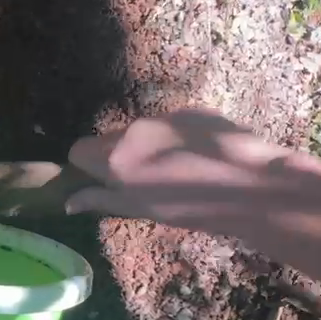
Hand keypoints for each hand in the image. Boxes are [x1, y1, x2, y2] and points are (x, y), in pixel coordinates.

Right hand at [64, 109, 286, 224]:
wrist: (251, 185)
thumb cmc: (189, 206)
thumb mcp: (139, 209)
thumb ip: (100, 200)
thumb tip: (69, 203)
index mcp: (114, 157)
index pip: (78, 150)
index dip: (87, 167)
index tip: (104, 183)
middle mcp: (132, 130)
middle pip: (110, 140)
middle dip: (119, 157)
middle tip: (144, 182)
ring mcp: (163, 117)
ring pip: (141, 132)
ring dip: (148, 148)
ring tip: (178, 171)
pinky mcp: (192, 110)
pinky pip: (171, 125)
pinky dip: (176, 139)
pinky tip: (200, 158)